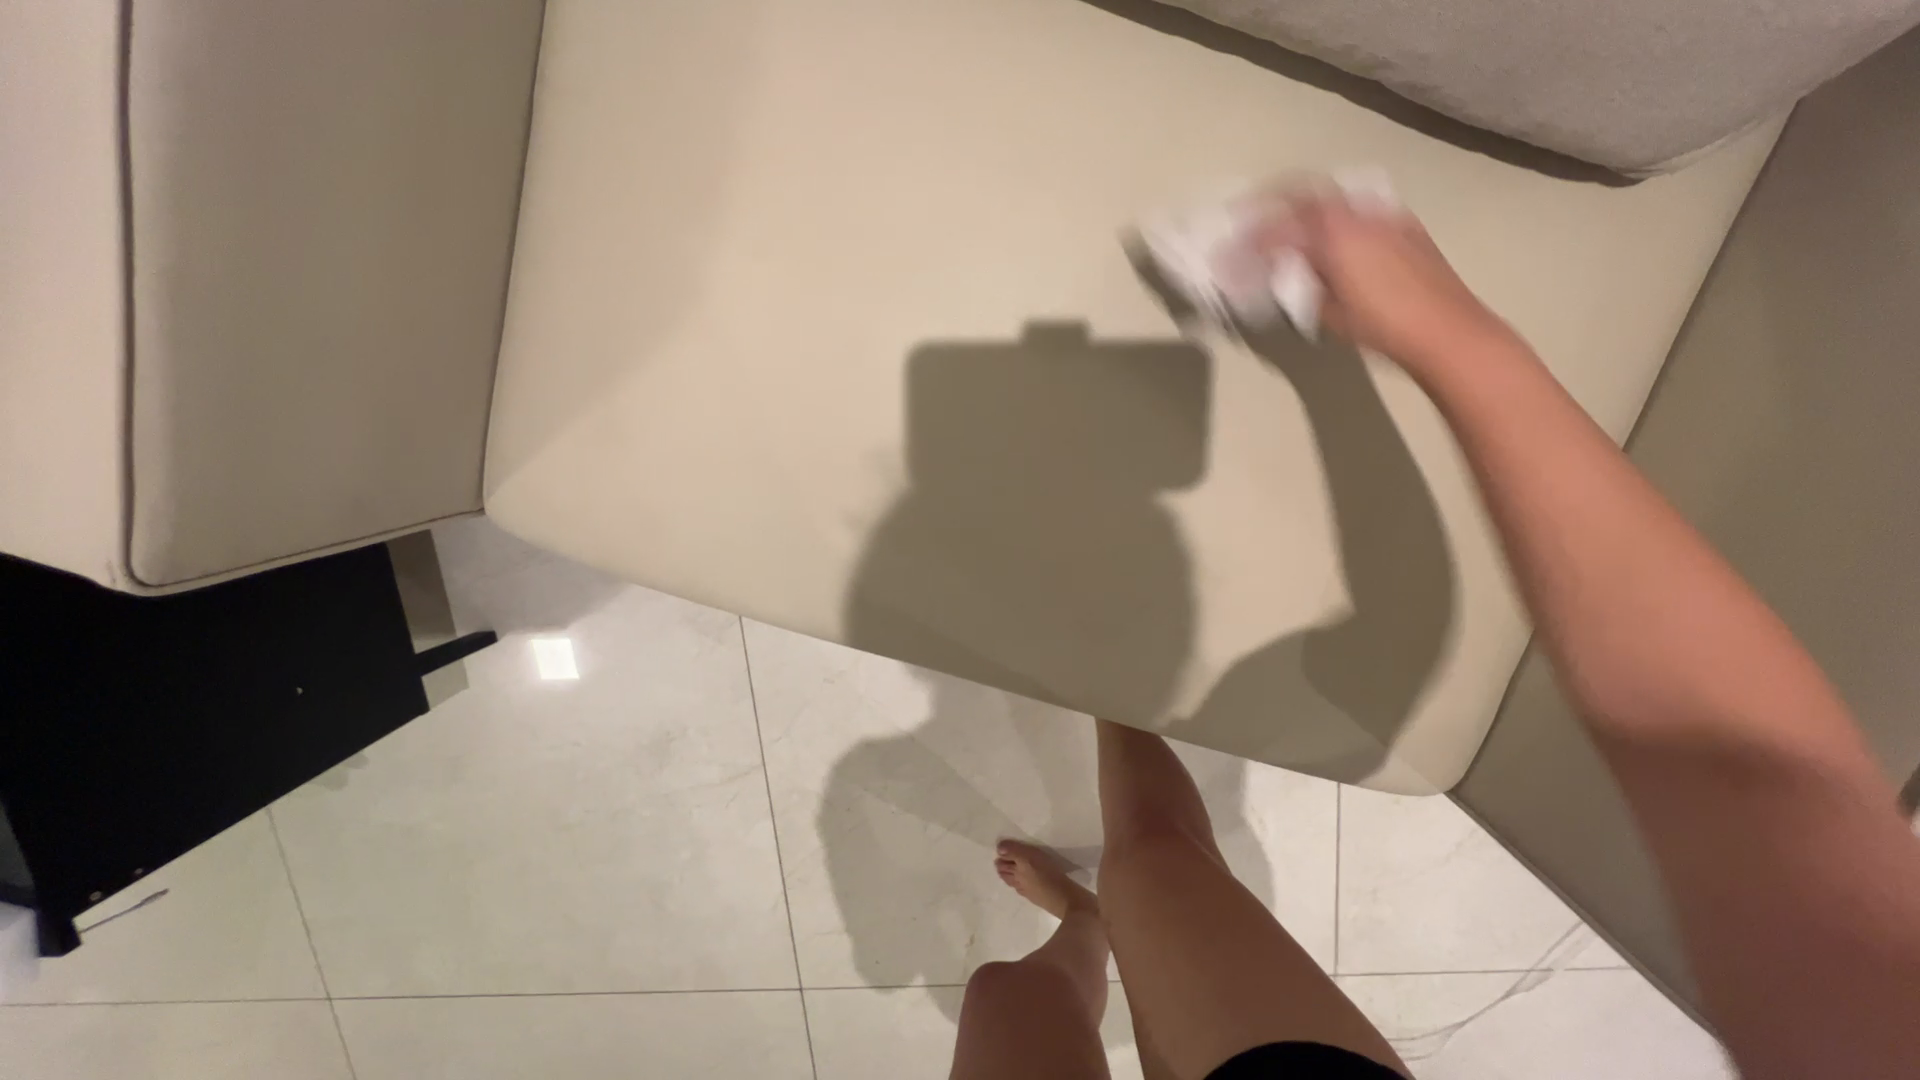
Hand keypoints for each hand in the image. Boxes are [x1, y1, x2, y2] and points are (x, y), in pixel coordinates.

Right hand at [1263, 190, 1518, 369]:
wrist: (1446, 329)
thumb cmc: (1381, 327)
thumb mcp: (1328, 310)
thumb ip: (1304, 281)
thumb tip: (1287, 269)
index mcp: (1331, 235)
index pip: (1276, 229)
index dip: (1248, 239)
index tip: (1230, 250)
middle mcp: (1355, 213)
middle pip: (1303, 193)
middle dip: (1271, 202)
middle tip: (1249, 216)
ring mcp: (1382, 214)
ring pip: (1332, 196)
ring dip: (1304, 205)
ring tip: (1287, 222)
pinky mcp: (1402, 223)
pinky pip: (1357, 206)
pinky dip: (1334, 213)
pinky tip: (1331, 233)